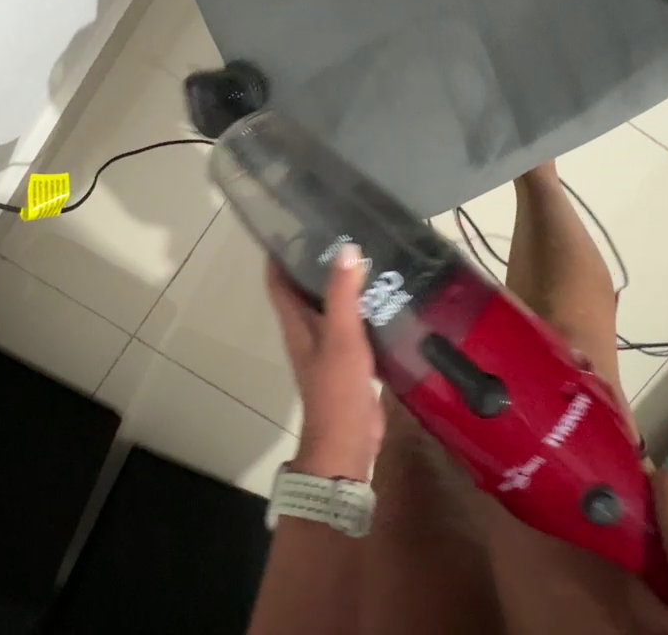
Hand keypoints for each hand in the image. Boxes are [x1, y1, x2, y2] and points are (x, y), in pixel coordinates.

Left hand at [266, 245, 384, 481]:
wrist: (348, 442)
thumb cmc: (336, 388)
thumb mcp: (341, 336)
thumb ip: (343, 294)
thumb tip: (346, 248)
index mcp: (296, 323)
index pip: (278, 280)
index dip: (280, 253)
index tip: (294, 225)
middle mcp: (308, 330)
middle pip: (306, 289)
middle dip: (318, 262)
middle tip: (343, 232)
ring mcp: (329, 346)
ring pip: (332, 306)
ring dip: (344, 284)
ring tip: (370, 254)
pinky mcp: (351, 359)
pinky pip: (355, 325)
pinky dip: (365, 308)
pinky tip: (388, 296)